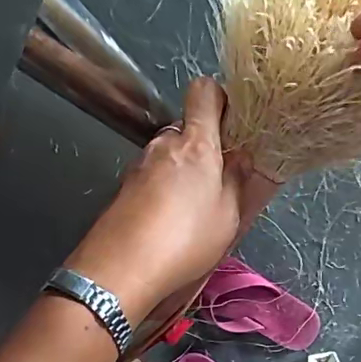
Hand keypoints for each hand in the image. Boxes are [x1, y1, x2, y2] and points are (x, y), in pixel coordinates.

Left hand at [63, 77, 276, 319]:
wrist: (120, 270)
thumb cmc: (184, 241)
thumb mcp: (228, 217)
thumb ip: (236, 182)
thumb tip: (240, 158)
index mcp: (196, 143)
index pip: (204, 91)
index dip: (219, 100)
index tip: (230, 124)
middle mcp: (163, 145)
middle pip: (184, 132)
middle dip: (200, 151)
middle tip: (214, 186)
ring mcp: (137, 167)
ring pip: (165, 160)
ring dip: (178, 177)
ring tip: (188, 215)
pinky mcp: (121, 191)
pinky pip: (148, 183)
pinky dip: (158, 196)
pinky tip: (163, 228)